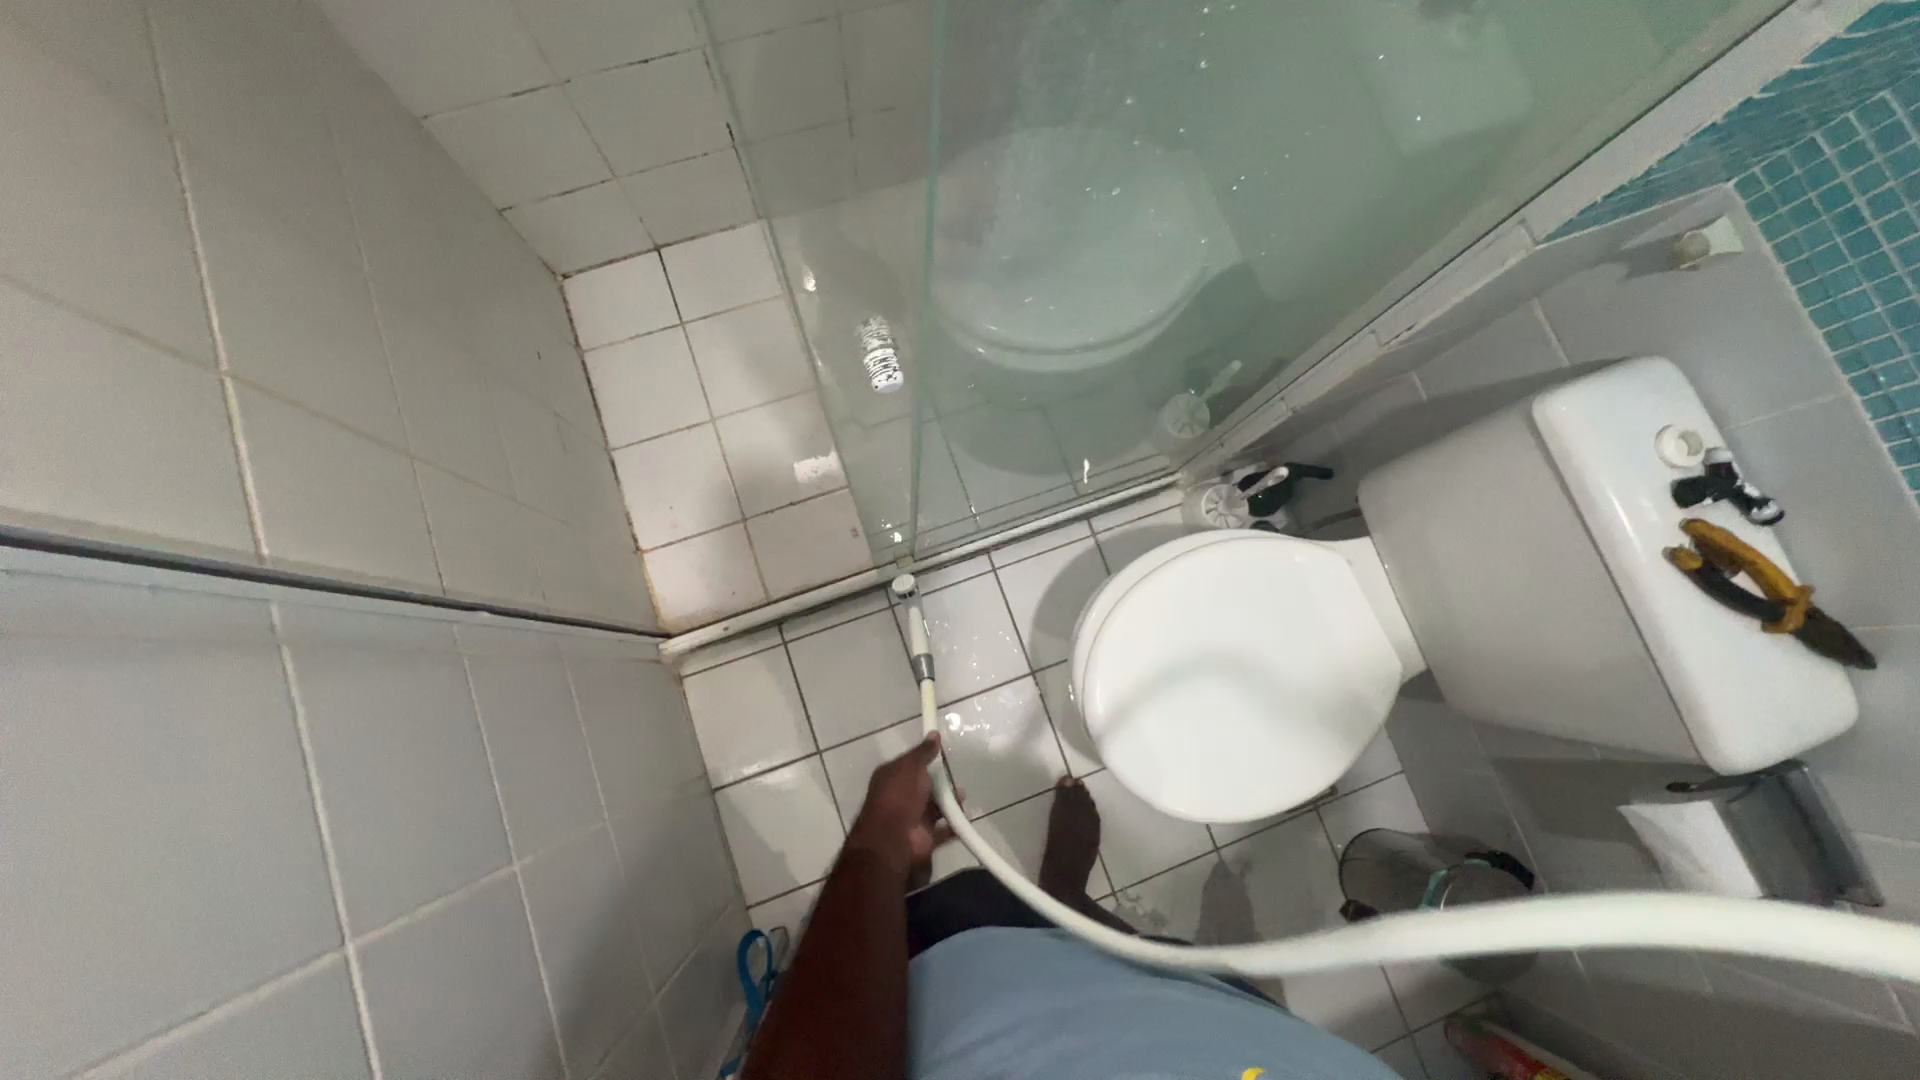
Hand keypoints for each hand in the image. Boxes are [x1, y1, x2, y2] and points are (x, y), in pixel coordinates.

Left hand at [845, 732, 953, 880]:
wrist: (893, 839)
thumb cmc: (899, 796)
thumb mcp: (911, 766)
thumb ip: (923, 752)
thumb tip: (934, 734)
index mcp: (891, 777)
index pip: (909, 764)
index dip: (924, 759)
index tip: (942, 753)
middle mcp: (899, 797)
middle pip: (924, 786)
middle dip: (941, 782)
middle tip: (956, 777)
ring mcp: (911, 818)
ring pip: (935, 807)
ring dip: (949, 802)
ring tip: (963, 795)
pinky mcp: (924, 838)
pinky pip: (943, 829)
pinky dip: (955, 825)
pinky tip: (965, 818)